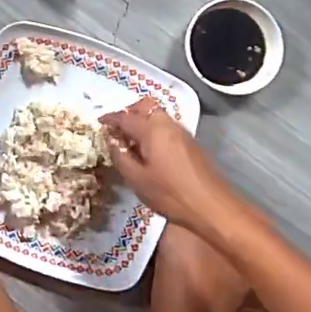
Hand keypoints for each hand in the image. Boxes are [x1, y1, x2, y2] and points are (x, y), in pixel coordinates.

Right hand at [102, 97, 241, 229]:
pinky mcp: (190, 143)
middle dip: (129, 112)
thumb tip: (112, 139)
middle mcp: (168, 124)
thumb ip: (121, 156)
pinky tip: (149, 150)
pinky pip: (166, 126)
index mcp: (152, 130)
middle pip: (146, 106)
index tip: (99, 123)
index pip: (126, 117)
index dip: (110, 118)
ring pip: (158, 115)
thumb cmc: (170, 193)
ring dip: (142, 121)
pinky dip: (153, 130)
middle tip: (117, 130)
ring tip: (131, 142)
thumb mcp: (136, 179)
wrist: (211, 205)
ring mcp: (182, 132)